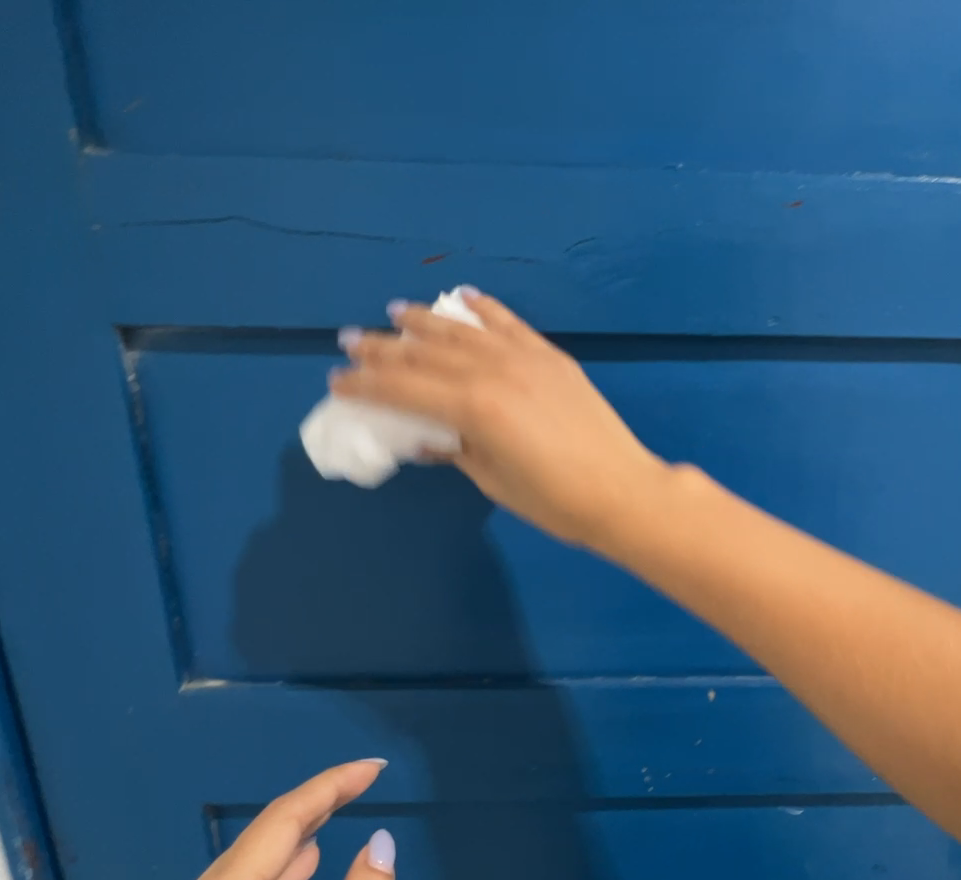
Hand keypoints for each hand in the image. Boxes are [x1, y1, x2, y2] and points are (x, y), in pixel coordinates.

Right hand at [332, 291, 674, 547]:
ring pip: (464, 332)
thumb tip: (427, 436)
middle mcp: (494, 371)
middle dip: (384, 348)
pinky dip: (484, 310)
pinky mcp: (552, 357)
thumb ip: (456, 450)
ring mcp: (526, 359)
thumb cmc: (555, 501)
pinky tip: (463, 298)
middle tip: (352, 341)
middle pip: (427, 353)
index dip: (367, 384)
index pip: (405, 388)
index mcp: (474, 407)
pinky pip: (510, 324)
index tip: (337, 380)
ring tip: (395, 313)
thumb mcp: (493, 481)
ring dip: (426, 320)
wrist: (622, 490)